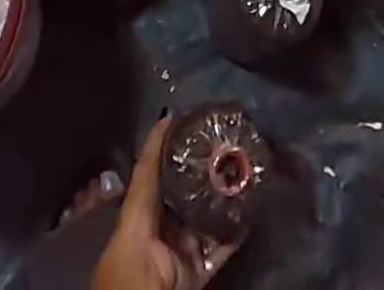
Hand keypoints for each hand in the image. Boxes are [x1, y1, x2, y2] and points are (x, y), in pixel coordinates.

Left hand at [93, 116, 241, 289]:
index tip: (184, 113)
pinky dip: (237, 229)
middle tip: (230, 139)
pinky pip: (222, 246)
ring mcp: (184, 250)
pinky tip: (254, 207)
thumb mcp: (134, 220)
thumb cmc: (129, 271)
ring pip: (208, 216)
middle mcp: (163, 228)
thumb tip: (164, 119)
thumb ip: (148, 177)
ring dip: (226, 196)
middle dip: (205, 168)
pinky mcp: (201, 271)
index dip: (164, 142)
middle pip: (186, 191)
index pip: (152, 171)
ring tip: (248, 168)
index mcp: (140, 215)